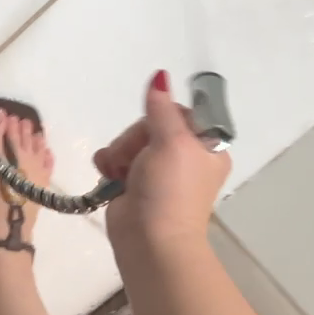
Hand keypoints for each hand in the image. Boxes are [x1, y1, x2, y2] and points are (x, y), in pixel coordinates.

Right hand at [92, 70, 230, 257]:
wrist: (150, 239)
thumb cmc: (169, 190)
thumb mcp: (172, 143)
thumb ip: (162, 108)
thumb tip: (160, 75)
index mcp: (206, 149)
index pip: (179, 114)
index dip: (160, 118)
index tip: (154, 130)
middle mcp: (183, 159)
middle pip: (149, 126)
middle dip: (134, 138)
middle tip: (134, 157)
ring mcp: (156, 172)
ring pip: (129, 142)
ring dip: (118, 152)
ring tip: (118, 171)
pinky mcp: (132, 184)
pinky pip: (116, 160)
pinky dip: (109, 164)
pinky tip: (107, 174)